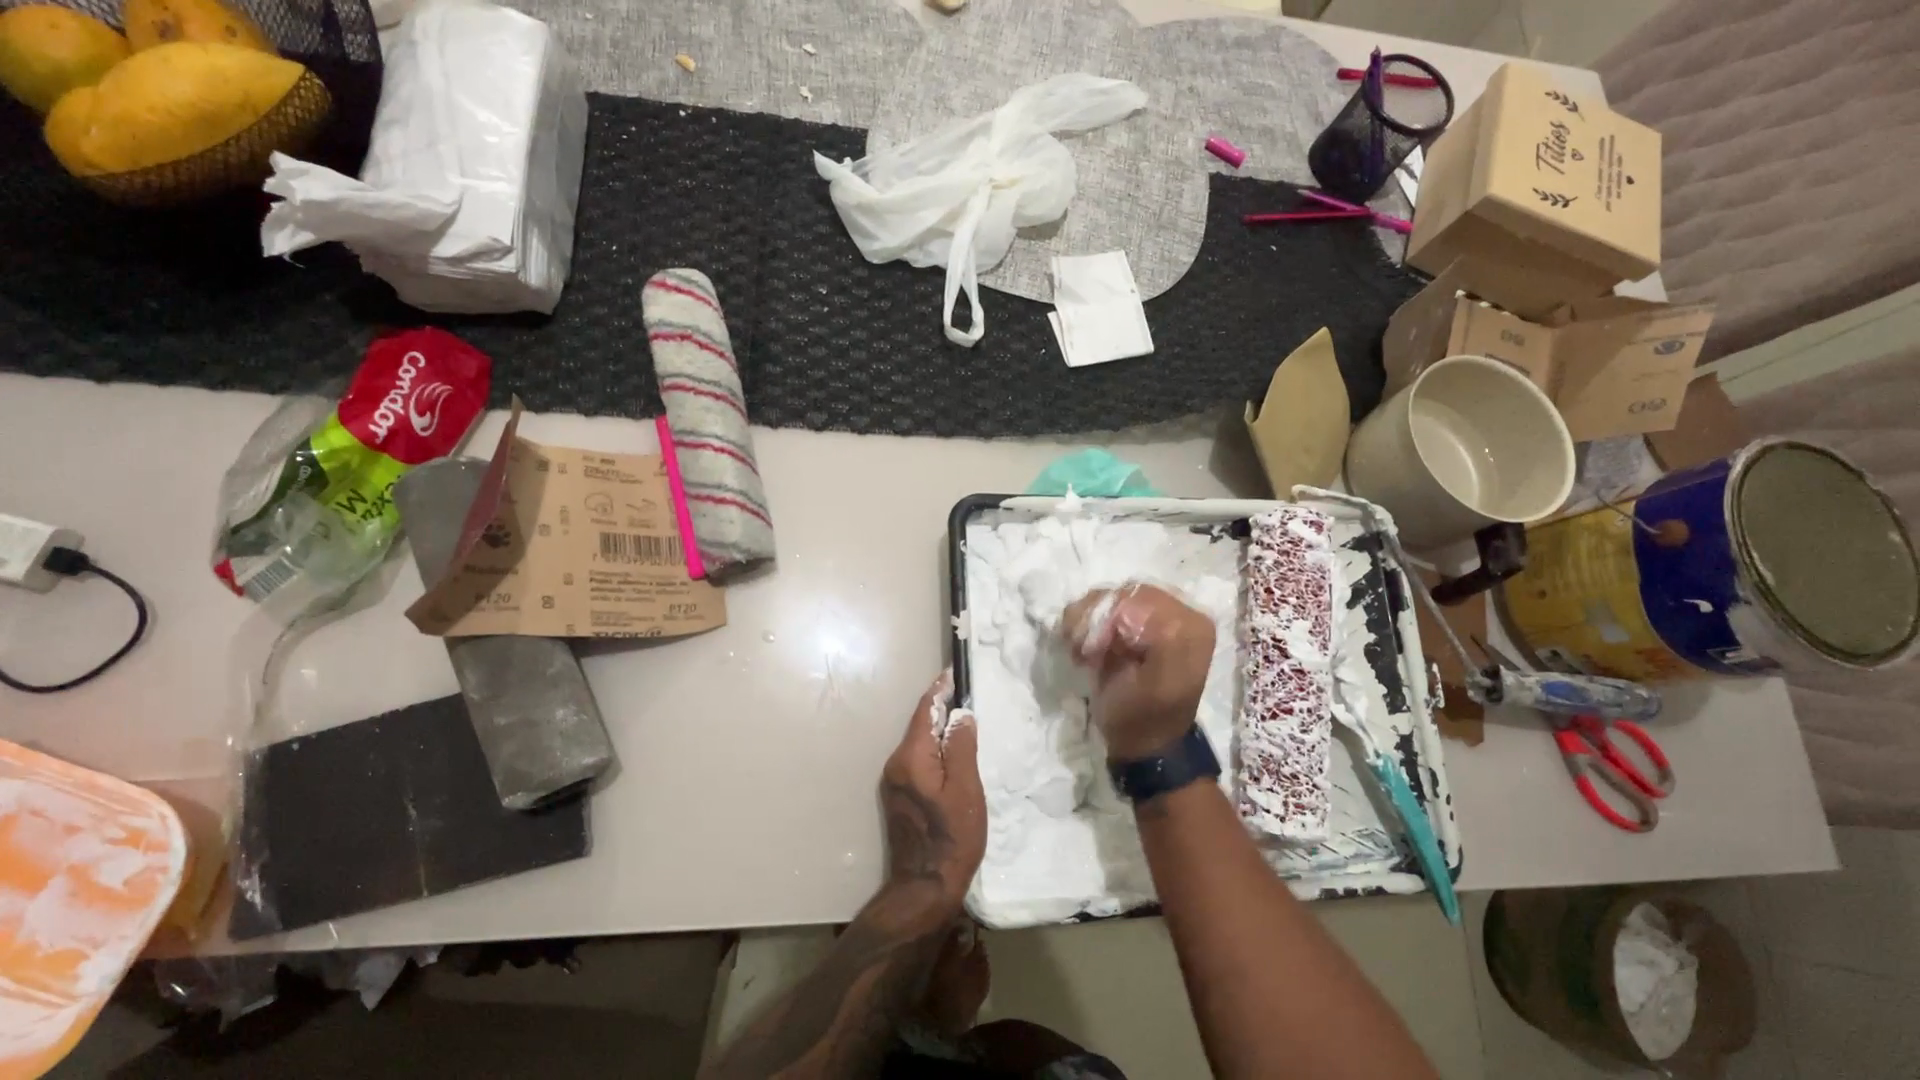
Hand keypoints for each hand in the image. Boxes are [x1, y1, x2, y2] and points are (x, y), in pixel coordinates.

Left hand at [879, 671, 985, 918]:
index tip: (953, 673)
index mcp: (910, 758)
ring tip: (966, 722)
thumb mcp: (965, 789)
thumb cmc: (952, 837)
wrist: (926, 886)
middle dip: (941, 709)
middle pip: (920, 726)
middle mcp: (896, 764)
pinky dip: (936, 751)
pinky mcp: (900, 796)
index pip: (924, 712)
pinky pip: (919, 761)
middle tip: (967, 695)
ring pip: (920, 745)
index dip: (939, 690)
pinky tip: (955, 755)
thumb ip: (962, 748)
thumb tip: (961, 716)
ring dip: (940, 731)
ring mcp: (895, 782)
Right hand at [1061, 585, 1215, 760]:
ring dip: (1085, 623)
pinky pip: (1100, 605)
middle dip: (1094, 620)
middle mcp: (1177, 612)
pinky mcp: (1134, 622)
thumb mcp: (1159, 683)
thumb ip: (1160, 638)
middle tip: (1081, 651)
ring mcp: (1154, 616)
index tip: (1089, 652)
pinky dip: (1084, 624)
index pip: (1138, 597)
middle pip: (1121, 593)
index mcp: (1190, 623)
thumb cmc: (1144, 718)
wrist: (1139, 743)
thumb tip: (1134, 611)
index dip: (1107, 619)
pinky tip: (1085, 649)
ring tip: (1082, 652)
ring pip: (1107, 596)